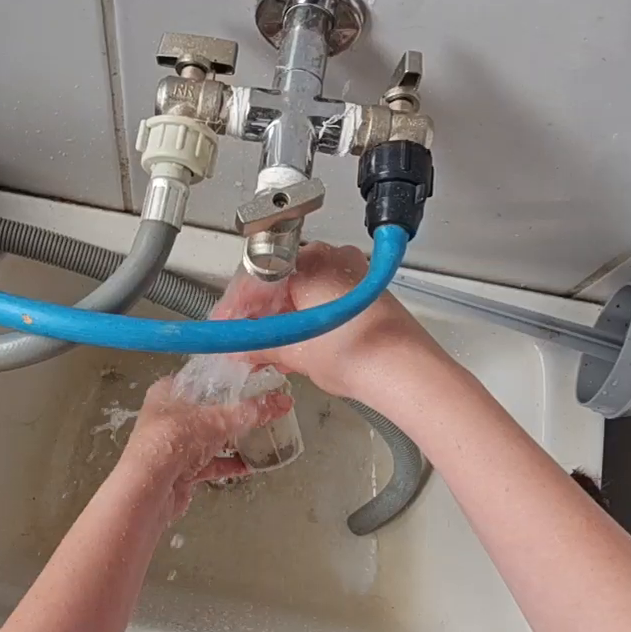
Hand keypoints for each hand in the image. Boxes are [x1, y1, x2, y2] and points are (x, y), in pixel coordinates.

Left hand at [117, 375, 291, 524]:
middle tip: (261, 408)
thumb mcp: (218, 420)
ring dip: (234, 439)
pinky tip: (252, 464)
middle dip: (233, 412)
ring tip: (262, 435)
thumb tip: (284, 402)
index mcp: (168, 391)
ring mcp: (173, 444)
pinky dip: (229, 464)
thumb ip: (251, 412)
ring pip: (209, 438)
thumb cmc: (176, 439)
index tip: (252, 381)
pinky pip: (210, 463)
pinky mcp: (181, 470)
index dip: (225, 380)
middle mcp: (168, 415)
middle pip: (207, 410)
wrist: (150, 488)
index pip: (200, 379)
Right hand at [240, 242, 446, 403]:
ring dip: (279, 315)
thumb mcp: (296, 352)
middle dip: (257, 310)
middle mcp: (331, 257)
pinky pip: (321, 295)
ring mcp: (351, 272)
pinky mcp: (364, 291)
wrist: (407, 374)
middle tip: (239, 337)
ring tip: (263, 345)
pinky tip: (292, 341)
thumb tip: (238, 347)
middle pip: (279, 279)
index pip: (258, 277)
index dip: (236, 305)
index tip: (224, 325)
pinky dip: (303, 315)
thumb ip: (259, 344)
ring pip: (300, 288)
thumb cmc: (359, 355)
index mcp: (309, 261)